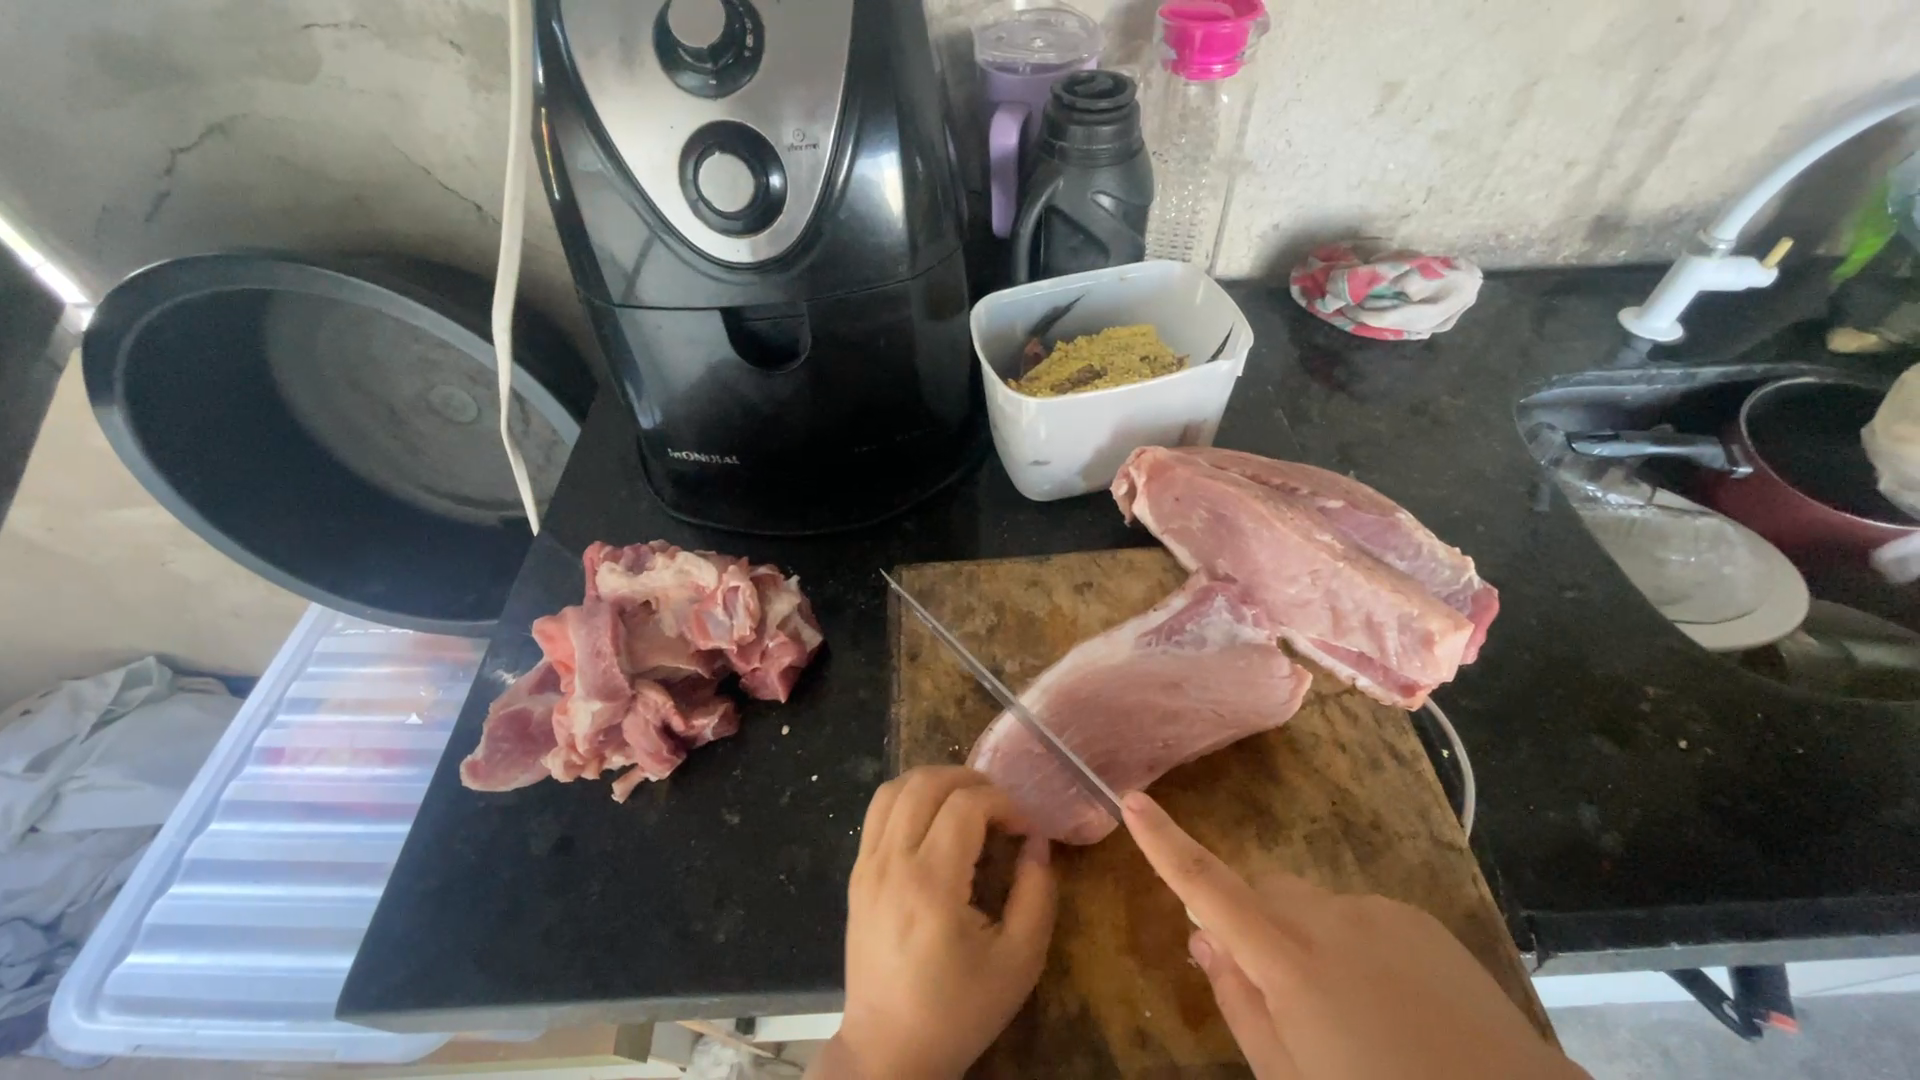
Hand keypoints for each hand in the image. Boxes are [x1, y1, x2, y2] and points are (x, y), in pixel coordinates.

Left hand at [811, 767, 1056, 1079]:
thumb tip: (1037, 842)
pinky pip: (878, 812)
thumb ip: (1037, 894)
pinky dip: (910, 799)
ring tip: (969, 805)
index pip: (966, 804)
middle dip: (972, 780)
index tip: (1027, 830)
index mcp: (930, 884)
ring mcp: (866, 866)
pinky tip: (936, 824)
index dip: (1005, 803)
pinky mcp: (857, 874)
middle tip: (1001, 807)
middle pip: (926, 782)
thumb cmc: (959, 1011)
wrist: (890, 1050)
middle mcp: (891, 863)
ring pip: (895, 788)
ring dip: (937, 782)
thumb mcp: (1019, 961)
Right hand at [1122, 791, 1588, 1079]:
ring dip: (1302, 938)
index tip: (1133, 800)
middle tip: (1268, 988)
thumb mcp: (1289, 1079)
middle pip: (1260, 893)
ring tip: (1346, 1012)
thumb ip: (1237, 1003)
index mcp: (1287, 961)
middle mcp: (1328, 918)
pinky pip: (1357, 917)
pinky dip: (1349, 944)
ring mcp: (1378, 912)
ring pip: (1309, 907)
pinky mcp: (1418, 919)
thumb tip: (1204, 939)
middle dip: (1249, 922)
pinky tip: (1390, 1004)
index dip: (1165, 844)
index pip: (1207, 887)